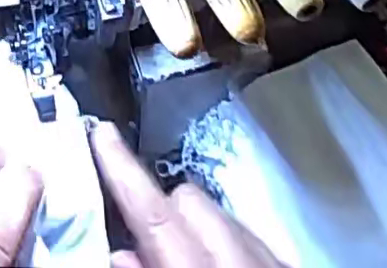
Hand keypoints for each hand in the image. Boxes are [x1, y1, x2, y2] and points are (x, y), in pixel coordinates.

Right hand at [89, 121, 284, 267]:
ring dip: (193, 223)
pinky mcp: (284, 262)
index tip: (102, 131)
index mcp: (200, 263)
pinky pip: (247, 232)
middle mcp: (240, 251)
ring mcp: (270, 255)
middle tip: (137, 233)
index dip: (123, 170)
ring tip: (176, 252)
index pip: (156, 210)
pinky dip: (224, 239)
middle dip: (161, 206)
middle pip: (188, 198)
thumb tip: (119, 252)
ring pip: (219, 211)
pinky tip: (213, 263)